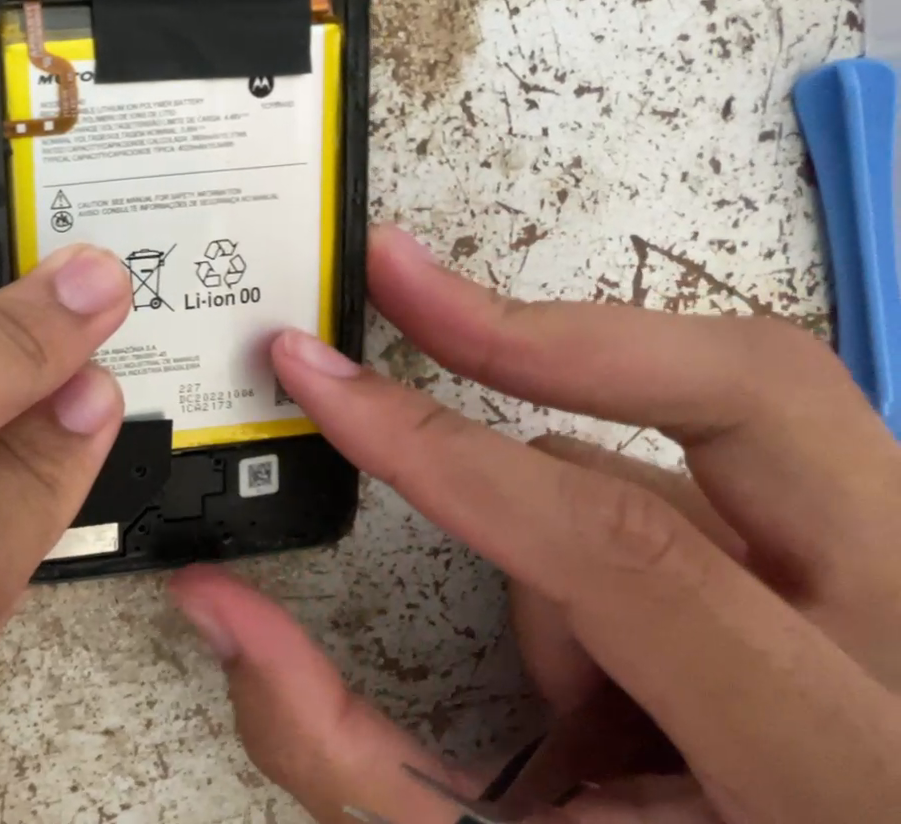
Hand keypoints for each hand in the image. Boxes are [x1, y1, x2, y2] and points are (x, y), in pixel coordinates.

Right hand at [171, 226, 900, 822]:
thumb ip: (331, 739)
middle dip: (535, 328)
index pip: (616, 545)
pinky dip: (602, 509)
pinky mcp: (879, 544)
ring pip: (714, 413)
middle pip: (748, 389)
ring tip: (531, 627)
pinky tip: (596, 633)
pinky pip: (705, 464)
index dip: (434, 444)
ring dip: (560, 467)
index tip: (308, 370)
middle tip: (395, 278)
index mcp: (838, 761)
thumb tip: (207, 598)